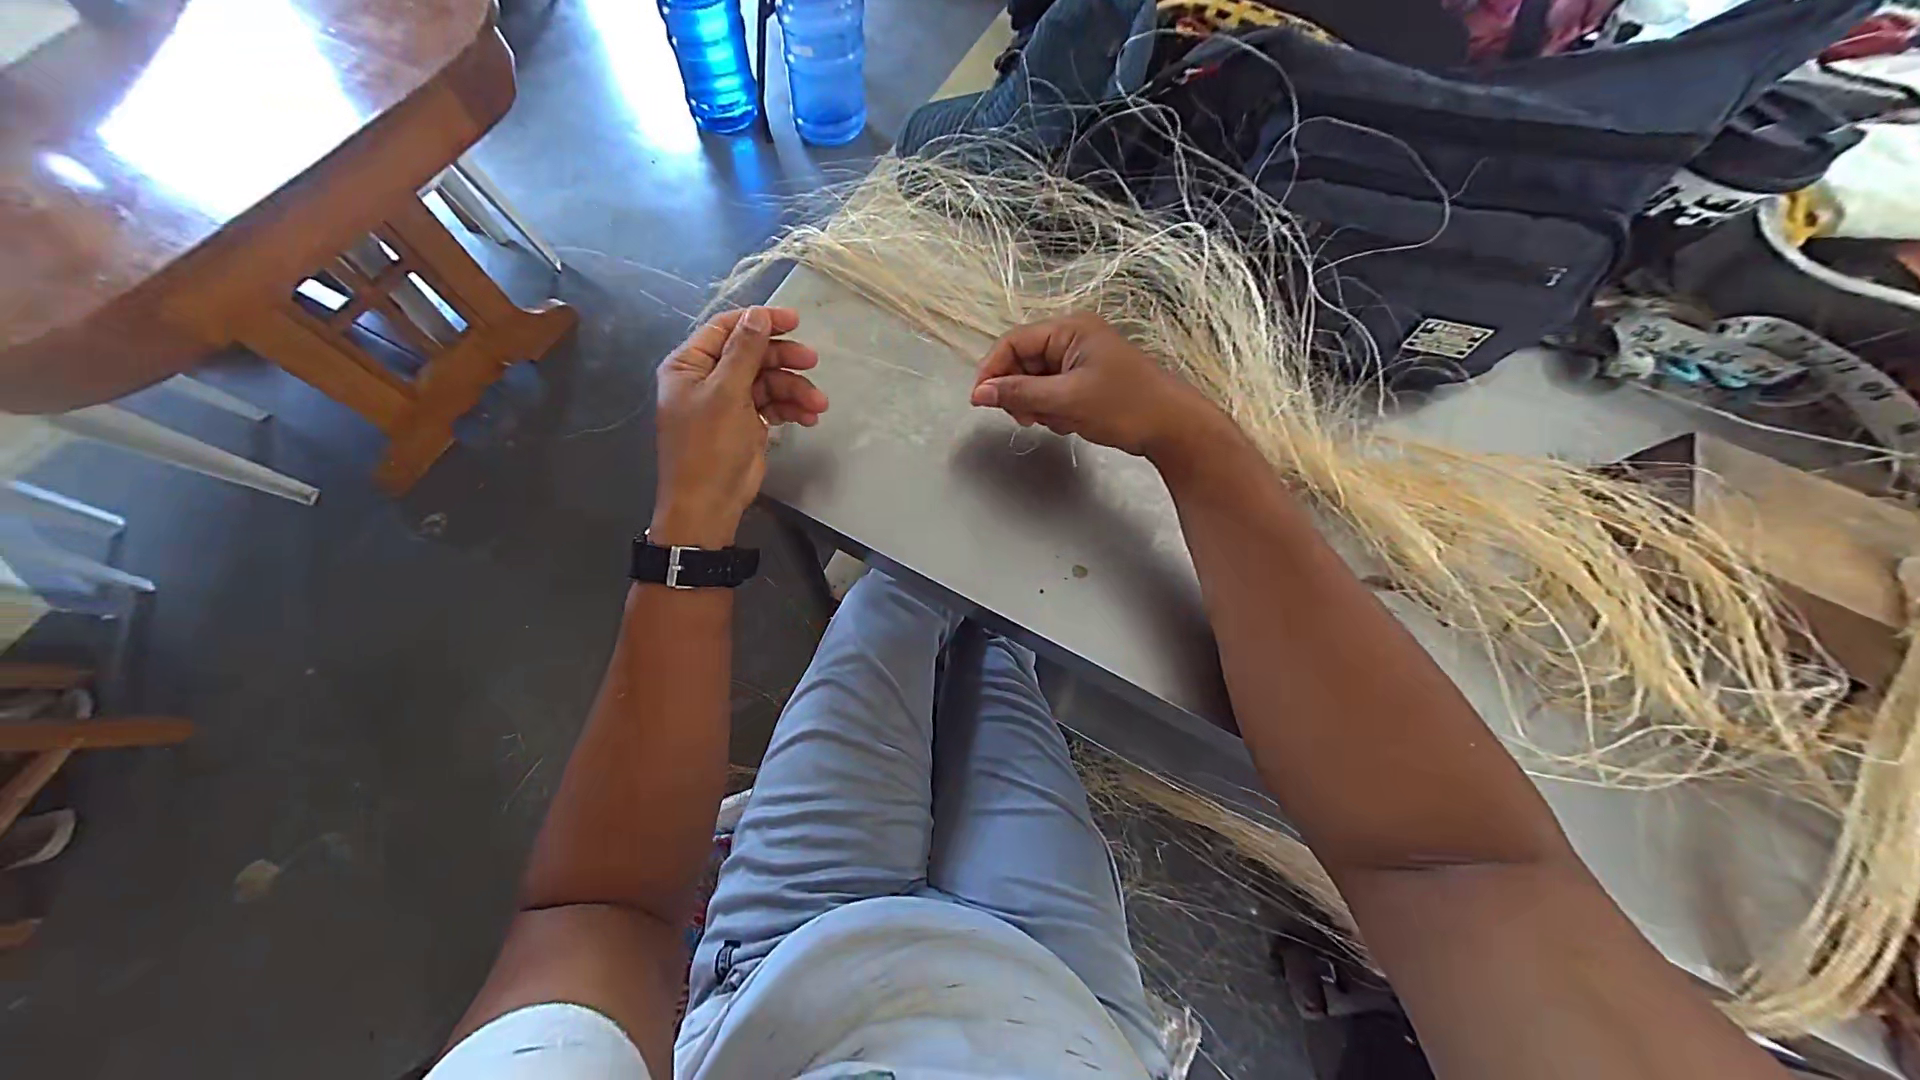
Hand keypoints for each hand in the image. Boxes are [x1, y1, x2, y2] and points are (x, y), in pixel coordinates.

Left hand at [652, 307, 826, 547]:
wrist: (708, 503)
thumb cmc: (708, 446)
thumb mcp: (726, 394)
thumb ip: (744, 352)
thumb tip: (758, 314)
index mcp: (690, 365)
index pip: (727, 329)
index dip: (760, 322)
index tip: (794, 321)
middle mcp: (708, 379)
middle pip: (753, 355)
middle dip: (784, 360)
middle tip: (812, 362)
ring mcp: (729, 402)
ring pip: (768, 382)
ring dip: (795, 390)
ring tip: (818, 405)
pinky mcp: (747, 423)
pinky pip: (773, 406)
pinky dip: (791, 409)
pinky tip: (809, 418)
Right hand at [969, 313, 1232, 462]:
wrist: (1173, 427)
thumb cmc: (1124, 406)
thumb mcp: (1066, 400)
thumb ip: (1019, 394)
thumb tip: (979, 393)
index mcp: (1070, 329)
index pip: (1014, 342)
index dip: (992, 370)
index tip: (980, 400)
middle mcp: (1073, 339)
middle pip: (1023, 363)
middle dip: (1019, 393)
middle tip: (1027, 418)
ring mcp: (1080, 362)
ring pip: (1036, 382)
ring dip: (1037, 405)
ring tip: (1056, 421)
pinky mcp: (1086, 383)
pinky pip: (1053, 394)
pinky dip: (1053, 411)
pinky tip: (1069, 423)